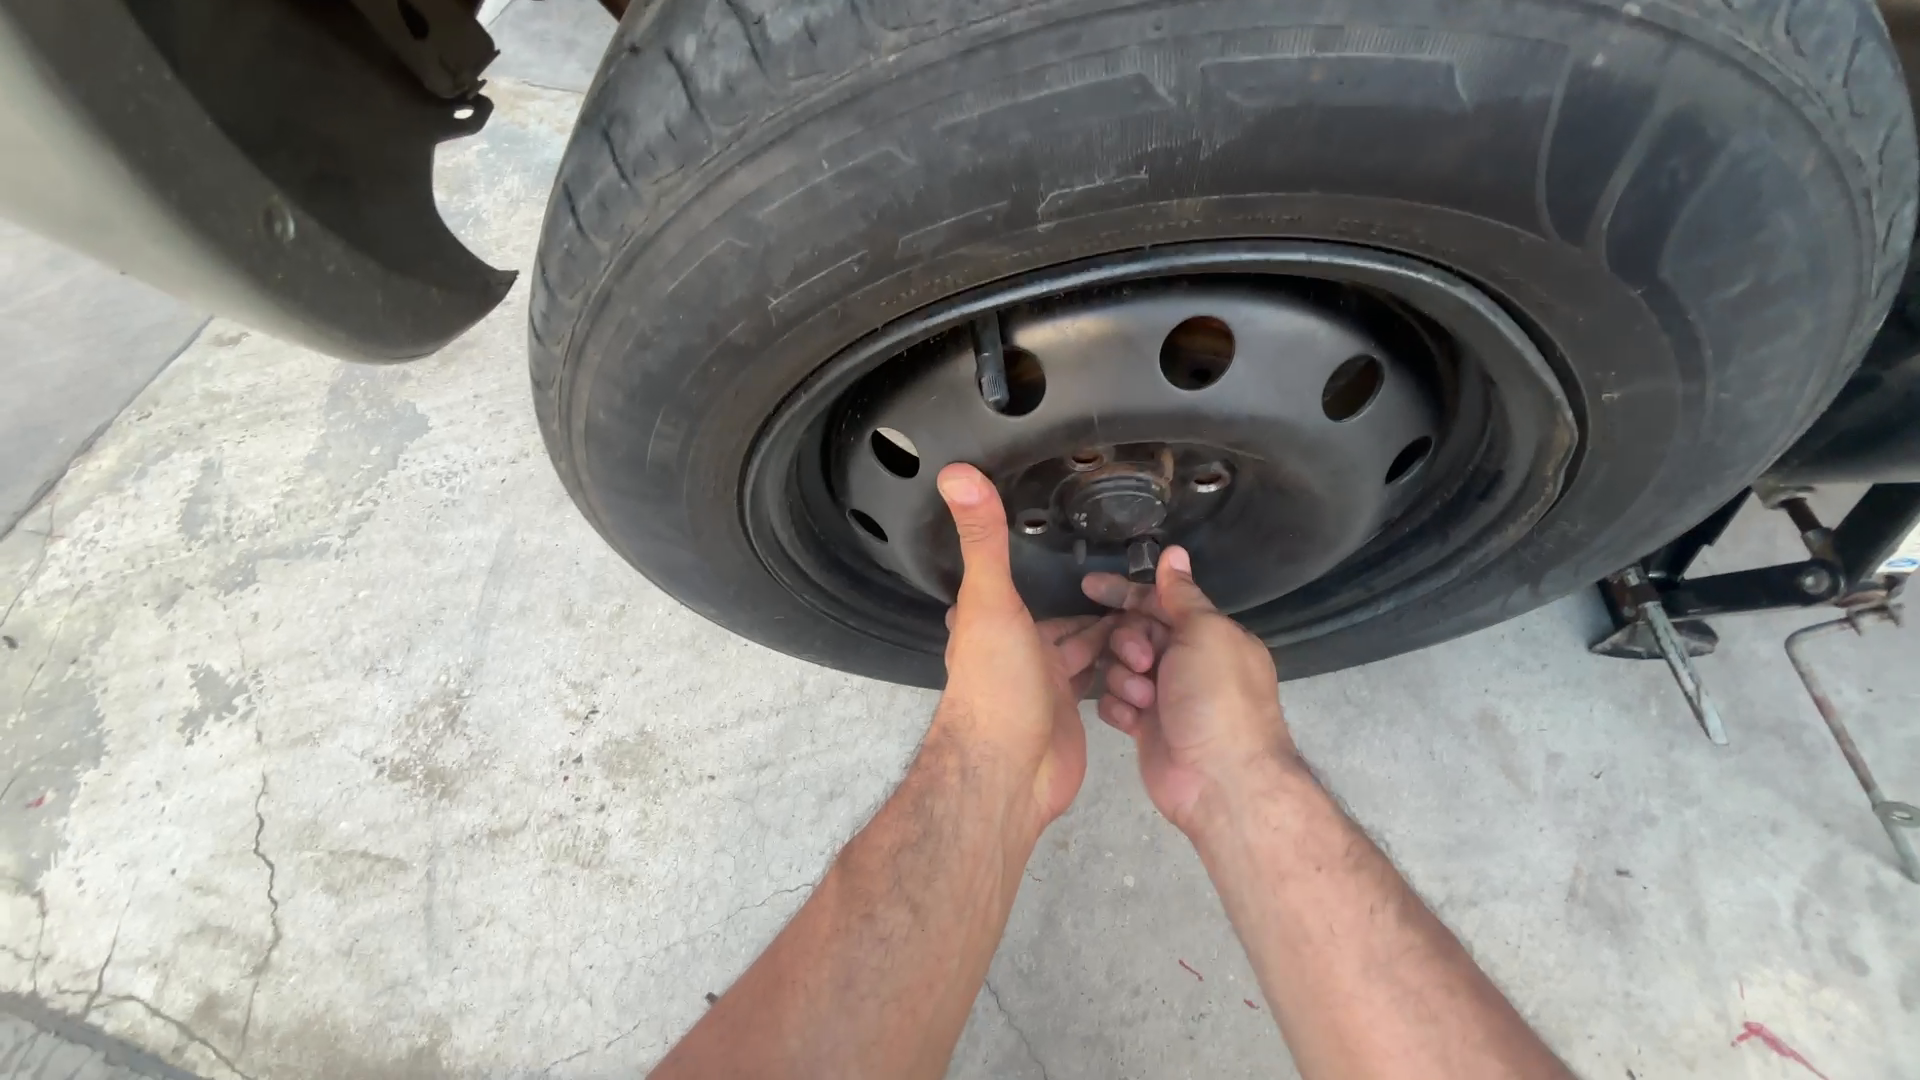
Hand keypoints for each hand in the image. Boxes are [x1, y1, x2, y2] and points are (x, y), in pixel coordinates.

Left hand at [935, 463, 1114, 831]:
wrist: (1009, 770)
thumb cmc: (995, 681)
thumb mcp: (989, 598)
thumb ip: (982, 538)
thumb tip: (954, 471)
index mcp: (989, 617)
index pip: (1022, 580)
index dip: (1052, 566)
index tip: (1090, 544)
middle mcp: (1015, 646)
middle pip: (1064, 614)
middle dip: (1099, 602)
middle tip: (1142, 586)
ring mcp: (1043, 680)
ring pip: (1086, 645)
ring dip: (1115, 633)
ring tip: (1153, 616)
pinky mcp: (1070, 710)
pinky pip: (1100, 677)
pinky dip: (1120, 665)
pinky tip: (1146, 653)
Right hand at [1082, 546, 1299, 834]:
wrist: (1220, 780)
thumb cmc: (1216, 698)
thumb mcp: (1205, 633)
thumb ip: (1182, 594)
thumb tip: (1174, 552)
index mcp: (1207, 635)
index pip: (1158, 601)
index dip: (1124, 592)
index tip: (1088, 586)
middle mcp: (1186, 661)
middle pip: (1133, 632)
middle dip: (1128, 643)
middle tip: (1142, 662)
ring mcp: (1164, 695)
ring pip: (1119, 667)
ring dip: (1125, 680)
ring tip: (1144, 700)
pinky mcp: (1145, 726)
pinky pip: (1114, 702)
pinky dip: (1119, 707)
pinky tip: (1133, 718)